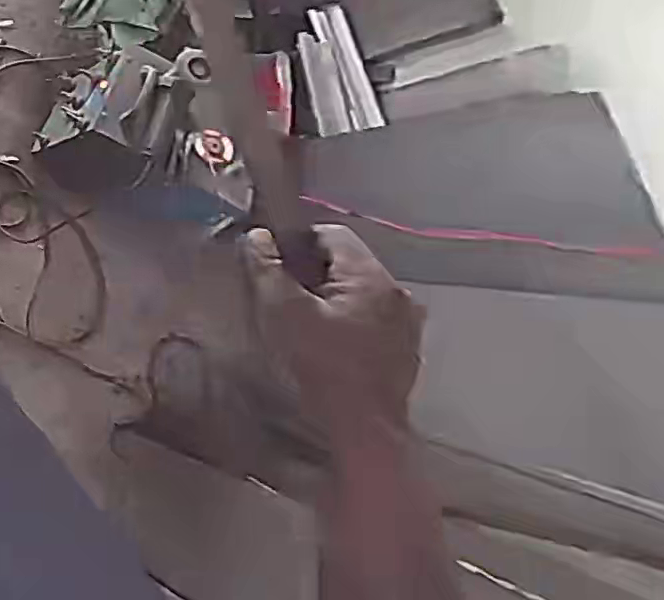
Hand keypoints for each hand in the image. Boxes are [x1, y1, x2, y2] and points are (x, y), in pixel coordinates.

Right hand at [244, 225, 424, 438]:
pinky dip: (342, 314)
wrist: (363, 430)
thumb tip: (258, 235)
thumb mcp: (282, 309)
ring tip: (297, 314)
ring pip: (354, 287)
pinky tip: (322, 337)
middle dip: (308, 267)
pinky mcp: (402, 348)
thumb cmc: (322, 362)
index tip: (271, 262)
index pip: (330, 234)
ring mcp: (406, 323)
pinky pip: (366, 313)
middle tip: (278, 289)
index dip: (295, 240)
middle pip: (344, 260)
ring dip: (325, 291)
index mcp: (372, 278)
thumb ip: (266, 266)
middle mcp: (398, 294)